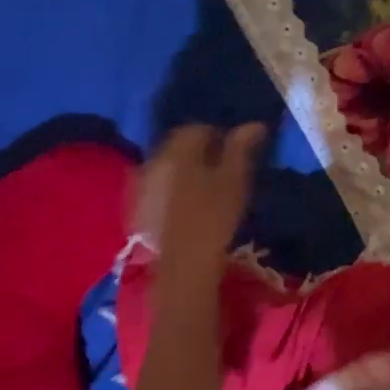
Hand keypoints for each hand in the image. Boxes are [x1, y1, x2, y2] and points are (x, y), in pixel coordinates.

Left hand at [138, 123, 265, 293]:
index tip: (235, 154)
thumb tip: (255, 124)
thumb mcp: (234, 181)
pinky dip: (168, 188)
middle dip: (198, 152)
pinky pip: (155, 186)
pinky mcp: (135, 205)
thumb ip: (241, 149)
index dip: (219, 138)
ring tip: (201, 189)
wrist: (181, 265)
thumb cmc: (213, 218)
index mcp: (179, 147)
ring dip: (182, 170)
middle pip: (178, 145)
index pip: (199, 128)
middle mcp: (155, 157)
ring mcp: (140, 182)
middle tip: (220, 170)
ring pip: (165, 165)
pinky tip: (181, 205)